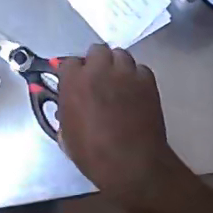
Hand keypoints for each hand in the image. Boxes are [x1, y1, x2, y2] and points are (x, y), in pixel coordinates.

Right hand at [57, 45, 190, 207]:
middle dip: (95, 62)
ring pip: (120, 55)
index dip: (72, 73)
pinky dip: (135, 77)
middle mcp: (99, 70)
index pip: (68, 62)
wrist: (130, 161)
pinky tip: (133, 93)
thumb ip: (65, 112)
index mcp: (73, 82)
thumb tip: (67, 108)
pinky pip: (139, 69)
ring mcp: (126, 72)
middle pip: (96, 50)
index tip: (74, 83)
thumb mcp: (66, 134)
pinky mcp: (148, 80)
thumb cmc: (92, 153)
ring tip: (116, 84)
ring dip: (116, 66)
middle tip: (96, 80)